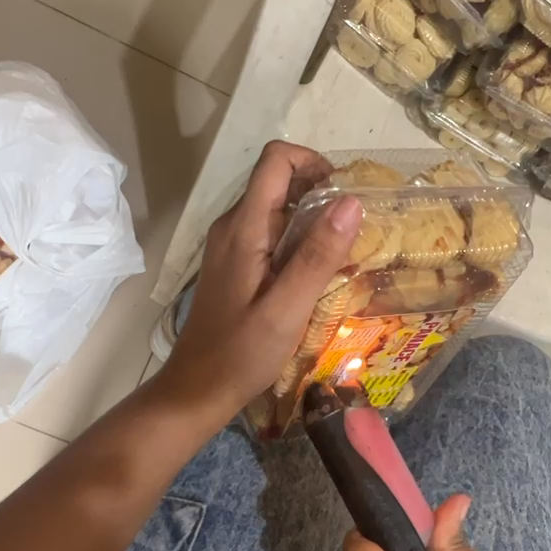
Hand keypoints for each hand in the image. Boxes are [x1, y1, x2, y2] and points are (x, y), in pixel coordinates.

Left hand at [154, 140, 362, 419]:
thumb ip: (317, 255)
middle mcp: (233, 227)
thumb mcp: (287, 308)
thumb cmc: (241, 354)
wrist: (197, 390)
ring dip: (313, 221)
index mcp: (243, 228)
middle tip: (353, 231)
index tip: (346, 196)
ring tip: (343, 255)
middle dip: (320, 193)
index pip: (275, 160)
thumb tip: (352, 202)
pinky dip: (299, 243)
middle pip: (278, 181)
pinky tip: (317, 276)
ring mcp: (231, 247)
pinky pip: (271, 237)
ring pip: (277, 210)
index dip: (314, 162)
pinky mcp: (235, 266)